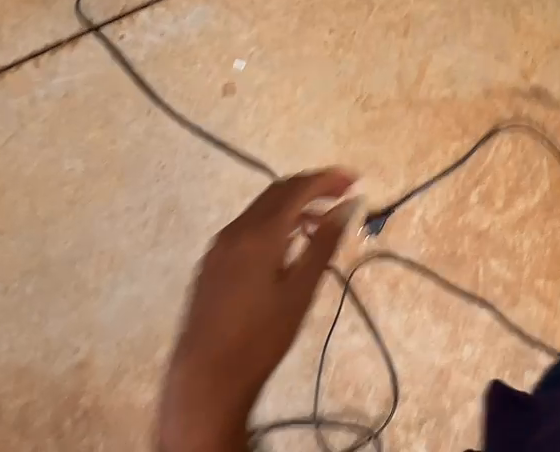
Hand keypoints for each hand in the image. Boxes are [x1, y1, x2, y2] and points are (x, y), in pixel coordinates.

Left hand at [158, 170, 358, 451]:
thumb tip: (348, 205)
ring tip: (321, 222)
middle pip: (279, 191)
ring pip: (262, 208)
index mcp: (260, 233)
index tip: (355, 181)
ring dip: (294, 204)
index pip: (299, 188)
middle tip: (342, 196)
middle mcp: (236, 230)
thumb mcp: (301, 290)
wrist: (205, 380)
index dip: (329, 179)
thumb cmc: (261, 337)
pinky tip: (289, 244)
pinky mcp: (212, 262)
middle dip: (313, 187)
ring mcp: (219, 246)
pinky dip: (275, 221)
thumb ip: (325, 242)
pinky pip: (249, 225)